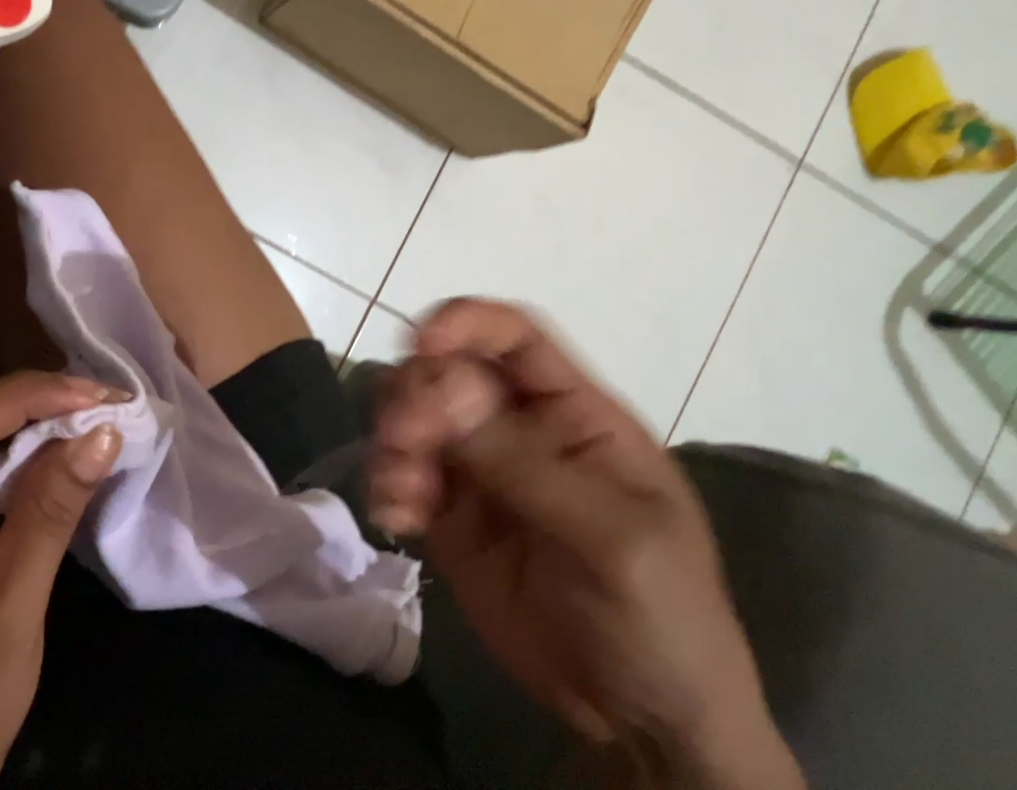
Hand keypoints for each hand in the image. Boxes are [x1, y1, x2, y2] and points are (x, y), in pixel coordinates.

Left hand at [0, 371, 123, 789]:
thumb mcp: (13, 605)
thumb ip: (49, 513)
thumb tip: (99, 435)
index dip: (28, 398)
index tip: (95, 396)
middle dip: (32, 402)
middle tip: (102, 400)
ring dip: (31, 422)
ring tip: (91, 414)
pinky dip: (23, 456)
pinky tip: (60, 451)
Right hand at [369, 300, 801, 788]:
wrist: (639, 721)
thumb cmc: (660, 618)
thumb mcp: (612, 538)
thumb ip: (525, 462)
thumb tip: (443, 385)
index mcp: (577, 418)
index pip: (514, 339)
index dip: (465, 325)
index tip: (421, 346)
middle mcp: (519, 432)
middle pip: (443, 374)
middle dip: (412, 397)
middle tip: (406, 445)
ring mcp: (477, 474)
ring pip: (408, 419)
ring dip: (390, 442)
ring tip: (402, 494)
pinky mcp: (445, 518)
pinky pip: (396, 476)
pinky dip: (384, 485)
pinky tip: (395, 521)